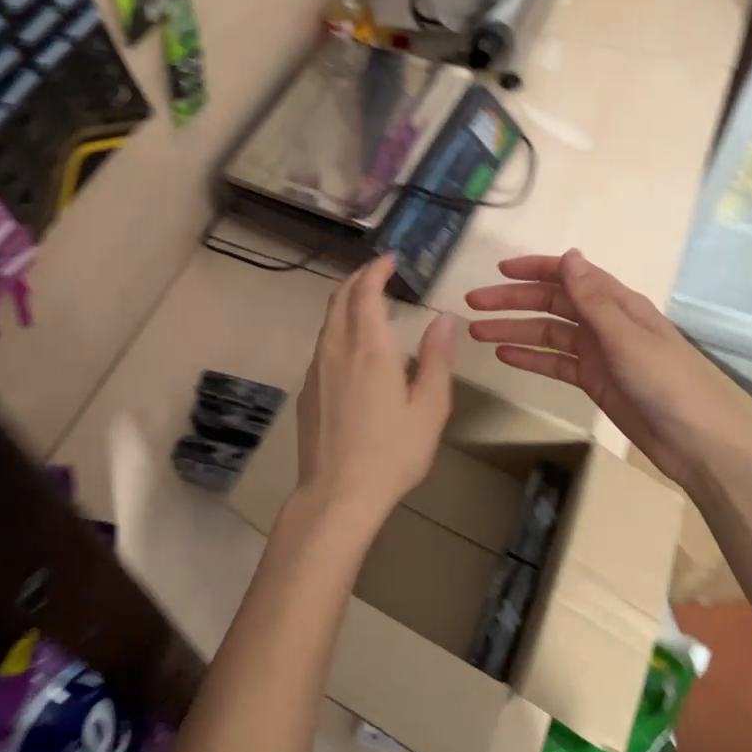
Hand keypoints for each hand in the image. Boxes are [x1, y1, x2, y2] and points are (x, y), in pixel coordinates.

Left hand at [293, 255, 457, 524]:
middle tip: (378, 273)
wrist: (337, 493)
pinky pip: (321, 346)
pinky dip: (337, 330)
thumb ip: (437, 359)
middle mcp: (336, 349)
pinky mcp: (306, 390)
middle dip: (357, 279)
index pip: (365, 291)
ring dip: (345, 303)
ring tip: (366, 303)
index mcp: (369, 348)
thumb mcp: (429, 408)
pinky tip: (351, 348)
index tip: (389, 259)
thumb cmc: (392, 453)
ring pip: (327, 322)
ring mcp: (315, 369)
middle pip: (339, 299)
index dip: (376, 270)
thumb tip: (445, 319)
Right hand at [464, 249, 751, 489]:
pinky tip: (503, 356)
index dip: (534, 270)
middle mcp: (605, 323)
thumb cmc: (669, 383)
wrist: (700, 442)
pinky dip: (529, 358)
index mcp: (618, 304)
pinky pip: (554, 363)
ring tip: (476, 332)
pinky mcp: (594, 381)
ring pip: (547, 334)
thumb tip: (569, 255)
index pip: (570, 276)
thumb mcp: (627, 339)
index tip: (498, 271)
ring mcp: (599, 353)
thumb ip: (593, 300)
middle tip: (473, 304)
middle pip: (551, 304)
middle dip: (512, 301)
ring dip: (513, 330)